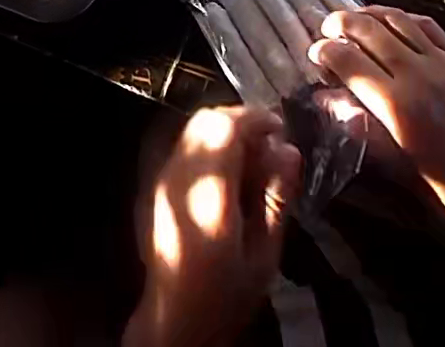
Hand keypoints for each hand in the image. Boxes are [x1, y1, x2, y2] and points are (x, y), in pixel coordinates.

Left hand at [125, 107, 301, 346]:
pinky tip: (227, 173)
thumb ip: (277, 199)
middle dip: (241, 121)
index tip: (279, 129)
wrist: (172, 327)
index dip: (255, 118)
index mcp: (207, 195)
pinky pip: (185, 147)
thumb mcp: (264, 256)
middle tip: (268, 144)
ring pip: (194, 130)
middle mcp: (179, 178)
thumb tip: (289, 151)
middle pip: (207, 121)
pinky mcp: (155, 188)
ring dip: (225, 131)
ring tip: (250, 158)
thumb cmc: (224, 297)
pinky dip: (209, 145)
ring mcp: (161, 181)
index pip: (226, 128)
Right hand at [310, 6, 444, 233]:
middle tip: (326, 27)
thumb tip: (327, 98)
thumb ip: (359, 125)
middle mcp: (416, 73)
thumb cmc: (444, 186)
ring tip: (353, 16)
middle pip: (370, 30)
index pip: (349, 61)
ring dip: (370, 12)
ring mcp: (440, 62)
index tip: (314, 53)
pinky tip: (393, 20)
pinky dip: (404, 17)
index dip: (326, 51)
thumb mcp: (395, 162)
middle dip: (342, 22)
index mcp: (396, 104)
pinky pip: (427, 26)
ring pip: (398, 20)